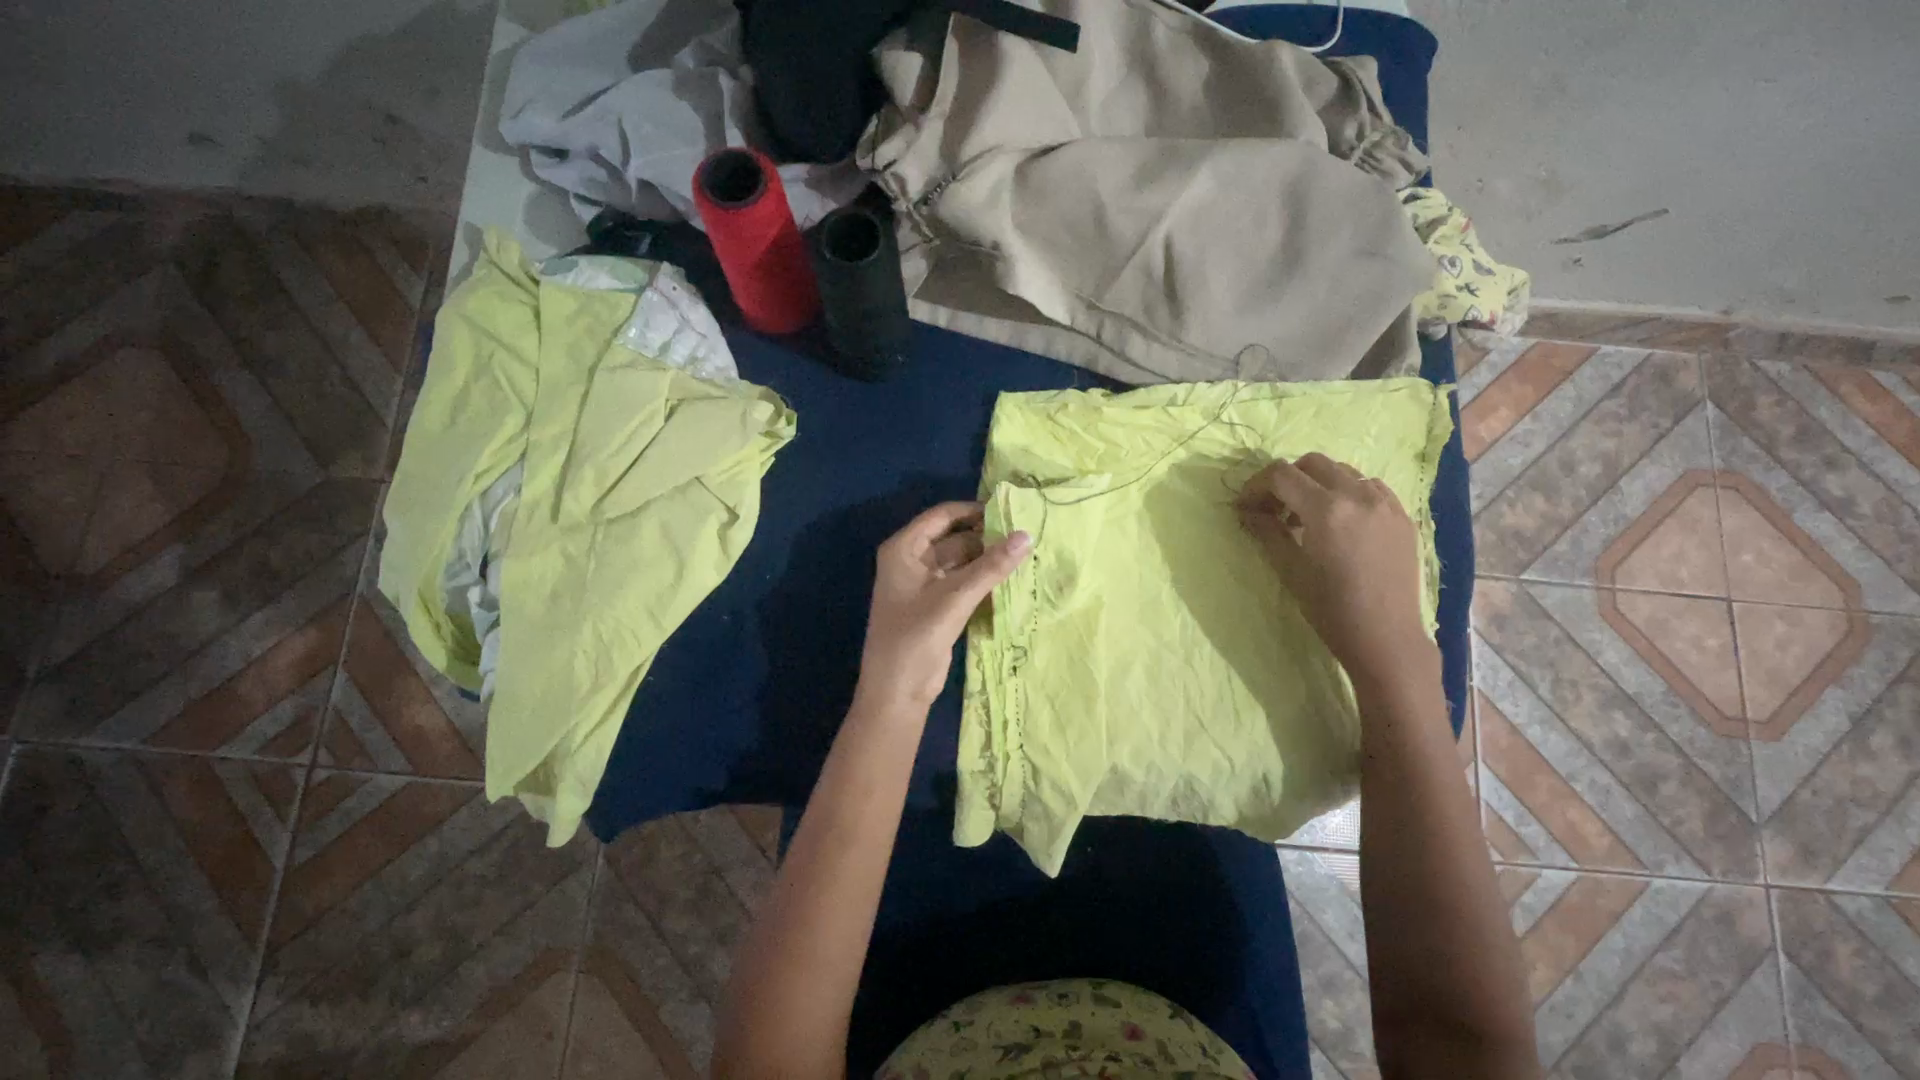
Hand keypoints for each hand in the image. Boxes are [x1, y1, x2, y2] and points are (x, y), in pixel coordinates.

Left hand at [856, 502, 1032, 709]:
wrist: (897, 692)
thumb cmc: (915, 638)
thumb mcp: (955, 598)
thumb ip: (991, 567)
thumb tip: (1027, 535)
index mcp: (904, 549)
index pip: (942, 516)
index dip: (974, 511)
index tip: (1011, 512)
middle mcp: (912, 561)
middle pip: (954, 538)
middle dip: (986, 538)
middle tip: (1026, 537)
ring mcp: (924, 584)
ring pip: (962, 562)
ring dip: (988, 561)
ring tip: (1026, 555)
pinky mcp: (937, 606)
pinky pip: (963, 583)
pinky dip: (983, 581)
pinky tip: (1012, 580)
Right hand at [1236, 454, 1429, 682]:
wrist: (1385, 637)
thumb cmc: (1330, 609)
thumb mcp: (1290, 570)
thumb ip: (1267, 531)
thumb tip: (1246, 510)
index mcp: (1326, 509)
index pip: (1281, 474)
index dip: (1256, 485)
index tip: (1245, 506)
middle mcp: (1358, 496)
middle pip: (1312, 463)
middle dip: (1286, 479)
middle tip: (1273, 508)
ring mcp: (1386, 503)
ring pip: (1343, 471)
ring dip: (1317, 483)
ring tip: (1307, 515)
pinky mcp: (1402, 516)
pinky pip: (1370, 487)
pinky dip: (1348, 493)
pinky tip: (1341, 521)